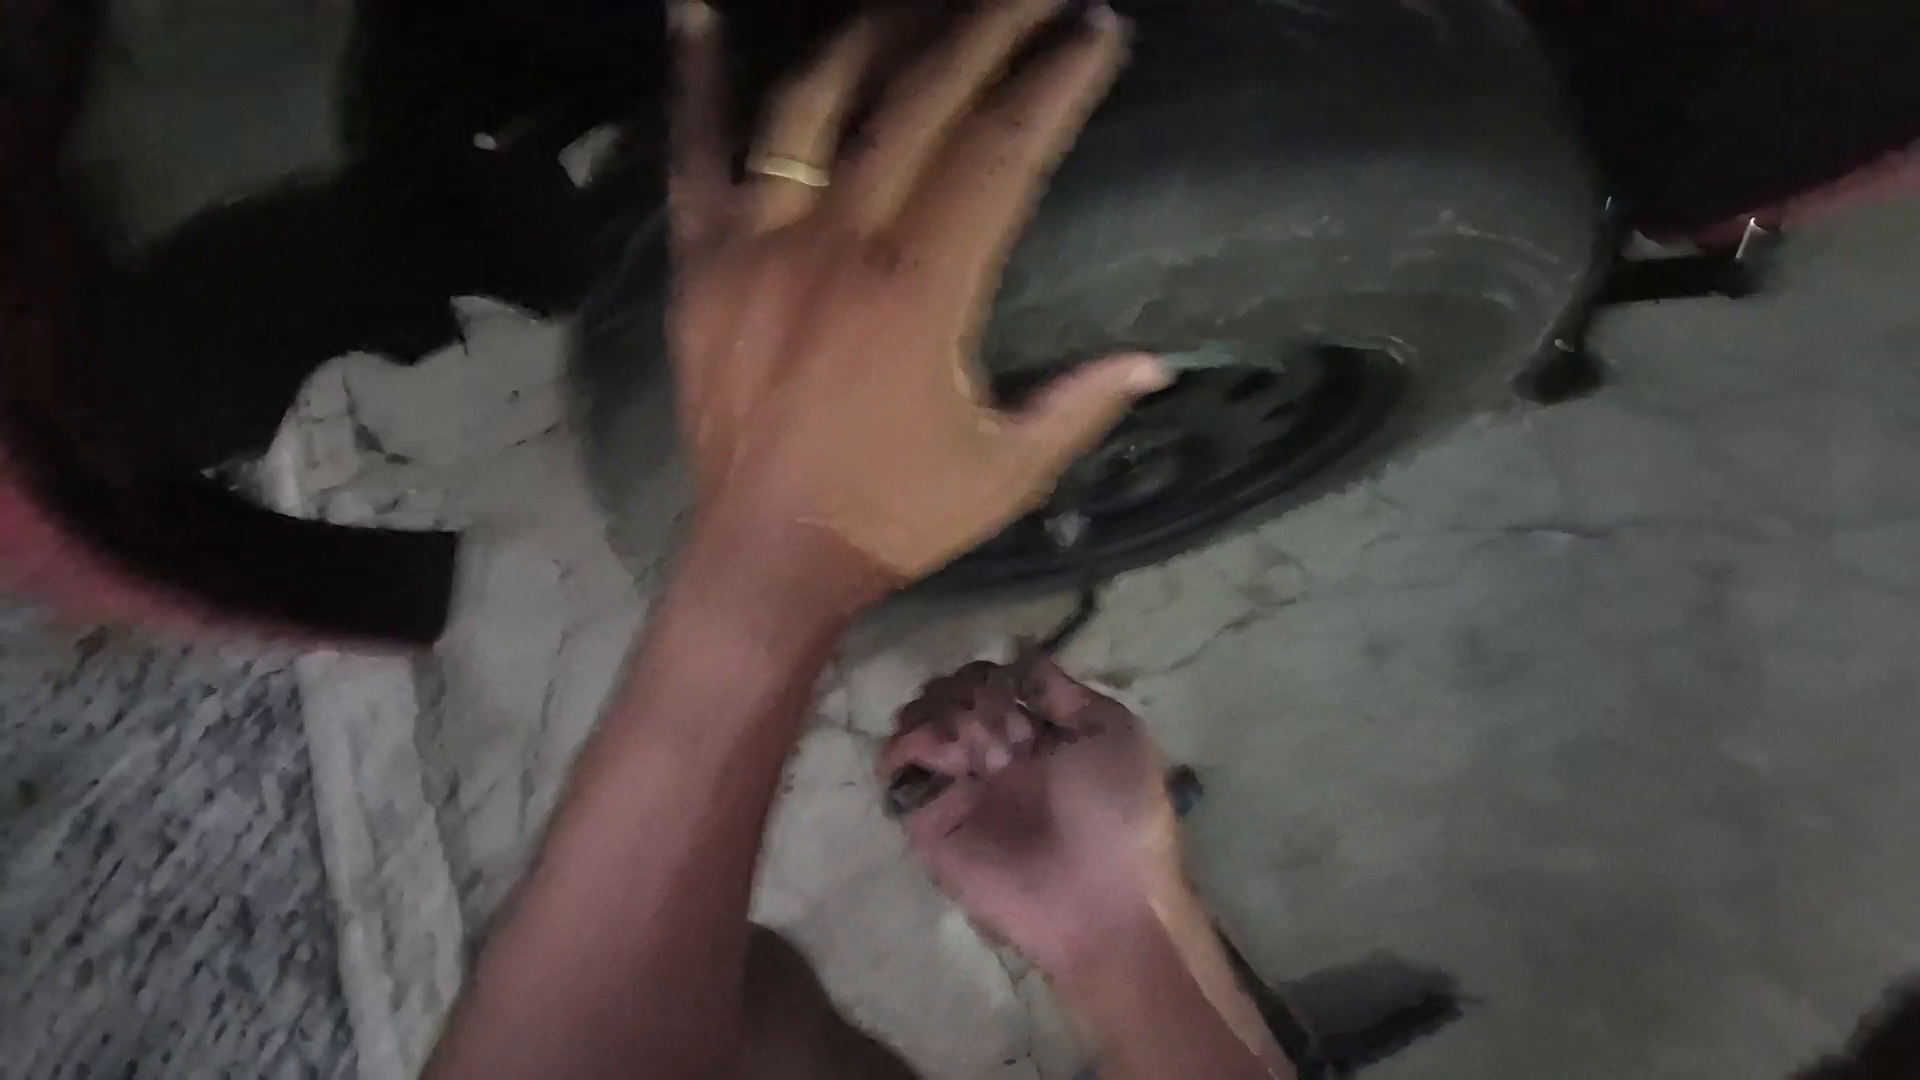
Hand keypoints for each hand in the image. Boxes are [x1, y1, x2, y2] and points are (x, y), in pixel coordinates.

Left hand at [665, 0, 1169, 591]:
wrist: (771, 557)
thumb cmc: (892, 521)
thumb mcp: (1006, 475)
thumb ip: (1079, 408)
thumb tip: (1154, 362)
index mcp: (919, 295)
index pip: (1000, 155)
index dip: (1055, 84)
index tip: (1095, 33)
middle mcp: (836, 248)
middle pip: (917, 102)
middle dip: (984, 28)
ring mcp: (756, 250)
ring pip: (810, 105)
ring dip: (872, 35)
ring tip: (919, 1)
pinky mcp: (702, 271)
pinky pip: (693, 158)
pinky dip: (695, 80)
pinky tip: (698, 9)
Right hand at [880, 653, 1183, 969]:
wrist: (1101, 900)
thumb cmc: (1118, 811)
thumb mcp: (1113, 730)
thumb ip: (1063, 689)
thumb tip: (1018, 654)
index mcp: (1031, 733)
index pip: (988, 681)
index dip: (996, 680)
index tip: (1020, 708)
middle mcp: (990, 753)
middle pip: (950, 693)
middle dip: (970, 696)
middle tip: (1003, 734)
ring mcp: (958, 784)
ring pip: (919, 720)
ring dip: (940, 714)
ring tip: (972, 747)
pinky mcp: (930, 819)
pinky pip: (898, 768)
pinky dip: (906, 746)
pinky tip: (944, 754)